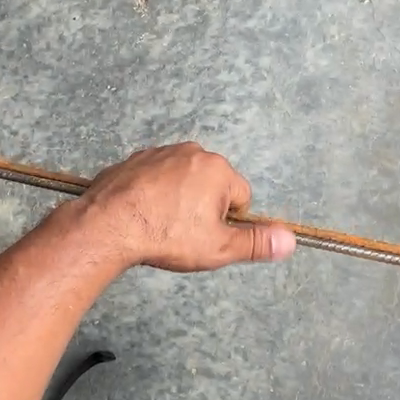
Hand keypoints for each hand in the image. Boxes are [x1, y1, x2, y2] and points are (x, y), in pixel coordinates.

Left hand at [66, 143, 296, 271]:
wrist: (109, 226)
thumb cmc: (166, 236)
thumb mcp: (218, 247)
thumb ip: (256, 242)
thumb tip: (289, 240)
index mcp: (217, 169)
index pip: (240, 197)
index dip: (226, 222)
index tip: (205, 235)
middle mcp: (191, 152)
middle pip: (210, 185)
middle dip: (201, 207)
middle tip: (182, 233)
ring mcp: (158, 154)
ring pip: (180, 180)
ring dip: (176, 199)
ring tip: (160, 225)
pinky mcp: (132, 161)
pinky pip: (152, 179)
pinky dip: (150, 194)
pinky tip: (141, 215)